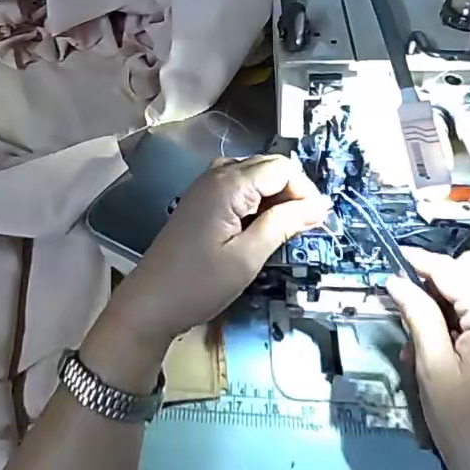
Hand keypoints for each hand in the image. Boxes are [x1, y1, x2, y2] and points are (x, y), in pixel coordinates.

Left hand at [103, 155, 328, 349]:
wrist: (150, 303)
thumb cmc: (199, 283)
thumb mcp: (248, 257)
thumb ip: (283, 224)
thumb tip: (318, 205)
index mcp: (229, 184)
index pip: (281, 168)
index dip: (304, 190)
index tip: (317, 221)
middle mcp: (218, 174)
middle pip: (268, 166)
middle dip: (292, 191)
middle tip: (304, 227)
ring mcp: (207, 185)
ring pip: (254, 175)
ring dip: (275, 196)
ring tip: (285, 229)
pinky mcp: (202, 199)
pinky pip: (239, 187)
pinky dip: (256, 200)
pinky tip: (260, 226)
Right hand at [385, 249, 469, 469]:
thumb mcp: (434, 371)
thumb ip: (418, 316)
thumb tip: (398, 281)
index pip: (450, 270)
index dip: (417, 260)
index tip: (390, 258)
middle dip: (437, 276)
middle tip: (405, 297)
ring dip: (452, 297)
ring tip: (420, 328)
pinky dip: (468, 318)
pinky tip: (445, 346)